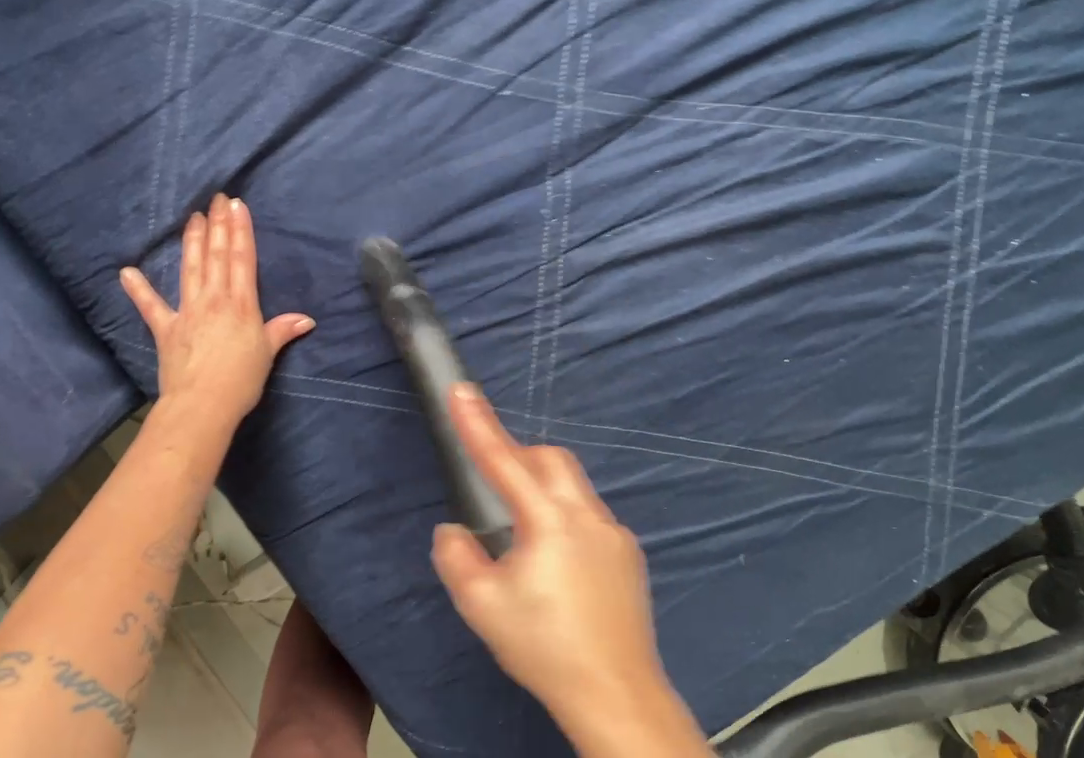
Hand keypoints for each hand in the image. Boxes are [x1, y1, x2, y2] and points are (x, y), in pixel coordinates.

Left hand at [120, 195, 313, 424]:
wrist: (203, 405)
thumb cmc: (241, 380)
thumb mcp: (267, 353)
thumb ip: (282, 331)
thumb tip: (306, 319)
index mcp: (242, 304)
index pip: (242, 259)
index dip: (240, 230)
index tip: (236, 205)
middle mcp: (214, 299)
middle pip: (217, 256)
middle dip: (218, 225)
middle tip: (216, 199)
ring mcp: (187, 311)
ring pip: (191, 269)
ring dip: (192, 242)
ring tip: (193, 217)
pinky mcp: (165, 329)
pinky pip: (150, 306)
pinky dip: (138, 289)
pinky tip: (126, 272)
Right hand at [431, 385, 677, 727]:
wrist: (615, 695)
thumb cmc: (544, 647)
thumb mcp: (481, 606)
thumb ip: (456, 557)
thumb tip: (453, 530)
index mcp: (548, 521)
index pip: (504, 459)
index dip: (478, 423)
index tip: (461, 389)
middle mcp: (587, 516)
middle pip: (550, 459)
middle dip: (518, 456)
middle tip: (492, 482)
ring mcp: (615, 535)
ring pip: (574, 487)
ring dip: (543, 488)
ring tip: (521, 533)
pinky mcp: (630, 557)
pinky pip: (591, 517)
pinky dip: (566, 518)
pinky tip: (556, 564)